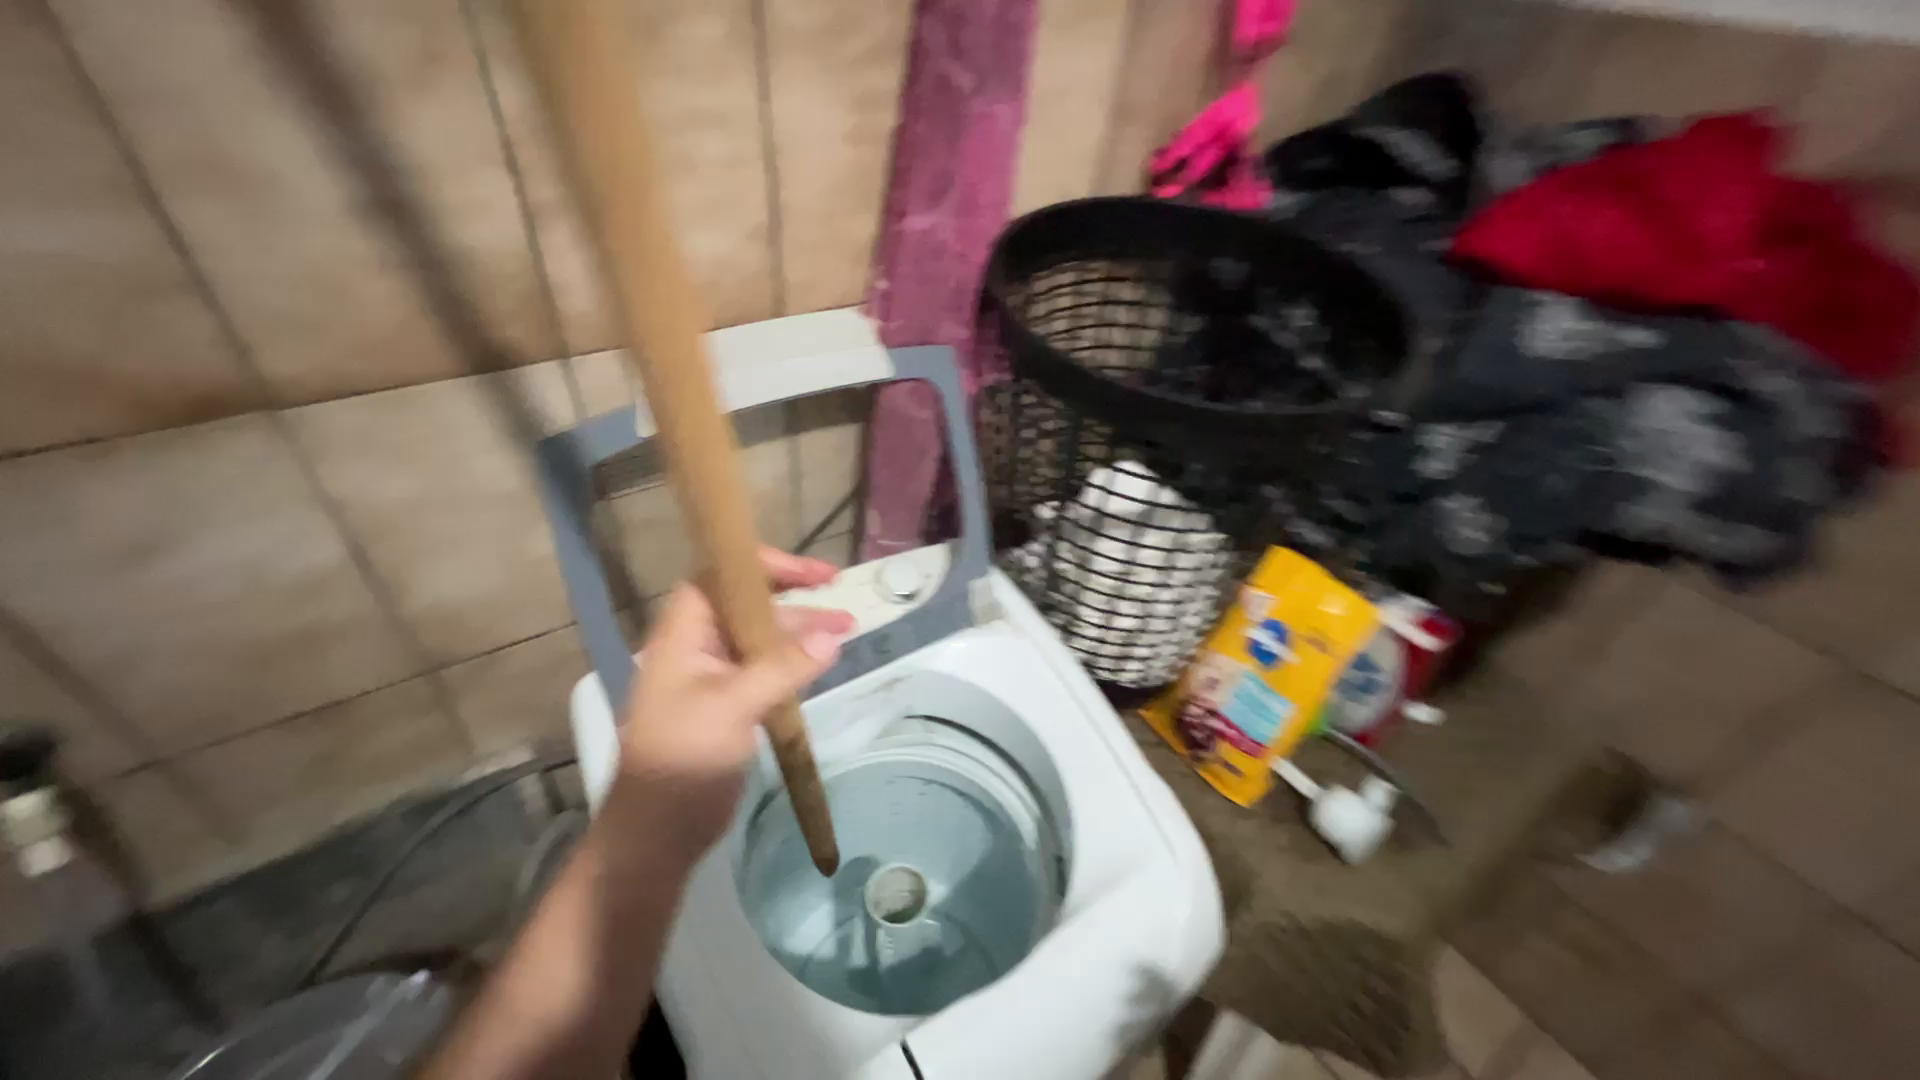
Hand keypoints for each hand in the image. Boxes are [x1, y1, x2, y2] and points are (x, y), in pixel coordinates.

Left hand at [611, 547, 855, 857]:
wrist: (656, 833)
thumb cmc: (683, 759)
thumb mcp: (732, 707)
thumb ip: (783, 668)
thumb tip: (832, 638)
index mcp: (684, 635)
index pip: (721, 577)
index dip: (764, 566)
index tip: (813, 576)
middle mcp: (698, 647)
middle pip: (747, 605)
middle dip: (795, 601)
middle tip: (841, 606)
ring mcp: (713, 677)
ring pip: (761, 639)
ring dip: (801, 633)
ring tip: (846, 635)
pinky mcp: (730, 705)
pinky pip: (765, 670)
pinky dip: (794, 662)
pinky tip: (822, 664)